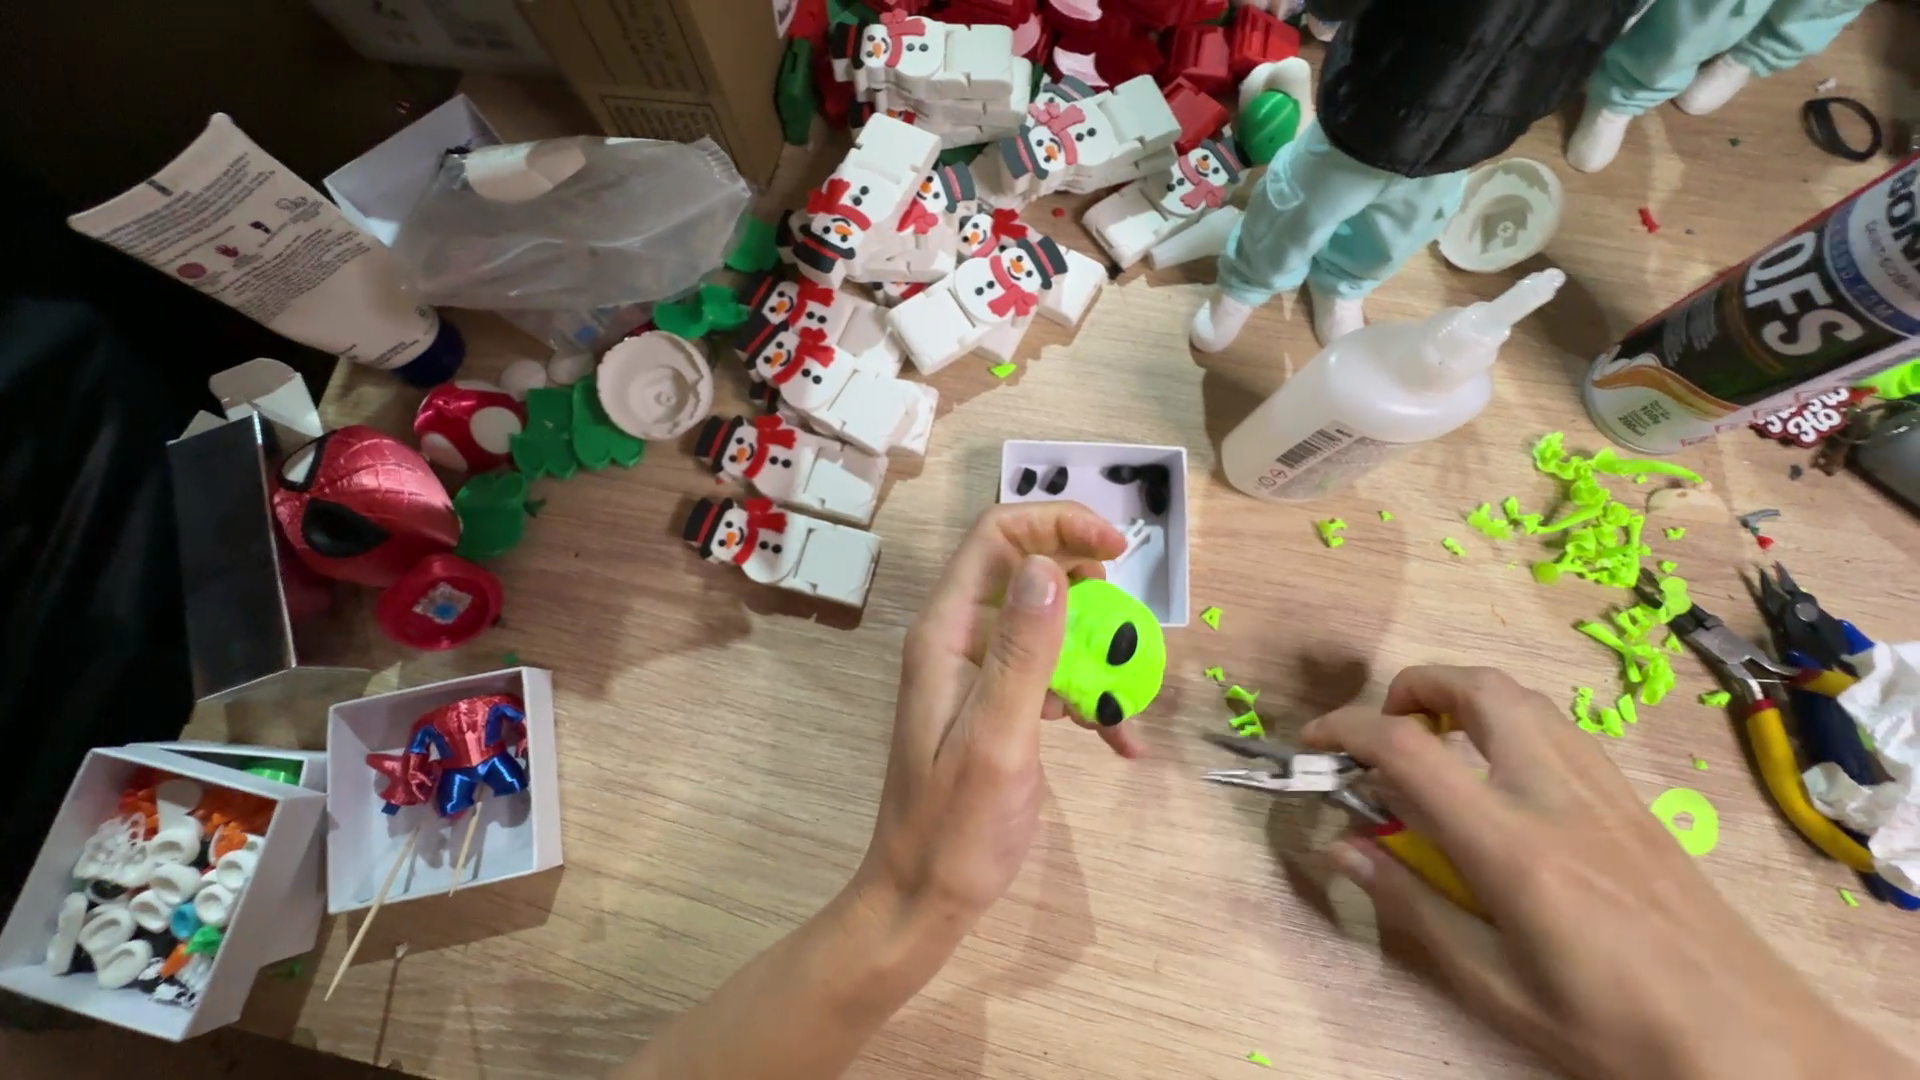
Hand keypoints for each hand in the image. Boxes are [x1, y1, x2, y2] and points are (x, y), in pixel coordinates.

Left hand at [856, 503, 1127, 922]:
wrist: (925, 895)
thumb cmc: (954, 826)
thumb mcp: (996, 738)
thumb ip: (1023, 651)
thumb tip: (1050, 565)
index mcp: (947, 631)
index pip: (997, 537)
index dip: (1057, 524)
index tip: (1117, 550)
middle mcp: (960, 637)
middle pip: (1027, 571)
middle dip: (1086, 587)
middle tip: (1126, 626)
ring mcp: (980, 670)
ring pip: (1048, 622)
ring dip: (1095, 648)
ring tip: (1123, 696)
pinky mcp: (1000, 702)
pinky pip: (1051, 672)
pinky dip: (1088, 694)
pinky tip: (1118, 740)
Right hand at [1303, 666, 1912, 1079]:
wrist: (1765, 1058)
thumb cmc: (1612, 1030)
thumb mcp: (1493, 985)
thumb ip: (1410, 904)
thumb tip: (1340, 848)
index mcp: (1513, 846)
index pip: (1409, 748)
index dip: (1346, 728)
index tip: (1315, 742)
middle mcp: (1558, 797)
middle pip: (1478, 688)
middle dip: (1414, 687)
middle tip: (1382, 732)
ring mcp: (1604, 792)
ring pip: (1522, 699)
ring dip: (1460, 699)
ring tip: (1433, 747)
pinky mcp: (1633, 803)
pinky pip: (1555, 729)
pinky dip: (1504, 723)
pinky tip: (1496, 778)